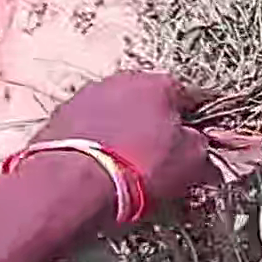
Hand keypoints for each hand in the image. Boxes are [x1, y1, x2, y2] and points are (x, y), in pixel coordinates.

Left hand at [31, 72, 209, 209]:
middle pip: (149, 103)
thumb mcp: (191, 160)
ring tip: (130, 167)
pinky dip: (100, 143)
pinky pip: (92, 128)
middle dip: (157, 126)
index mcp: (158, 84)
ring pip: (118, 114)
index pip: (188, 98)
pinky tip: (104, 168)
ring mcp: (86, 95)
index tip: (195, 146)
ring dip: (127, 133)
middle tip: (163, 159)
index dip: (195, 123)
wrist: (76, 181)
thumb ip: (202, 146)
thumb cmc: (143, 165)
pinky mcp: (60, 116)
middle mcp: (121, 80)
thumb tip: (201, 145)